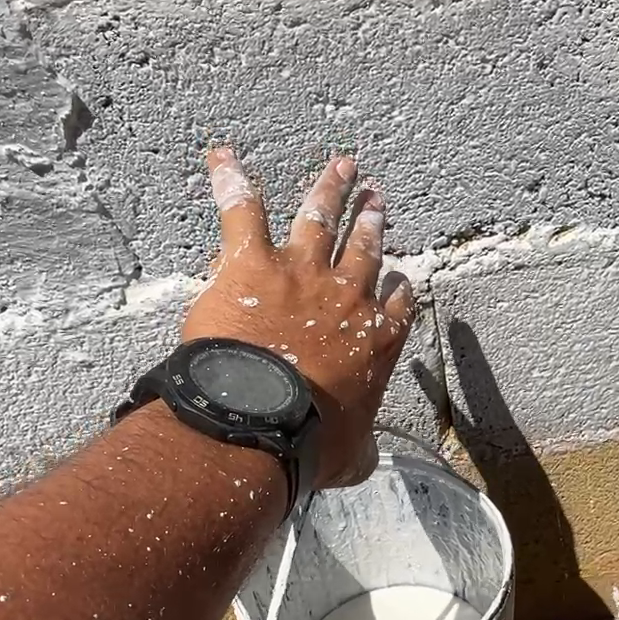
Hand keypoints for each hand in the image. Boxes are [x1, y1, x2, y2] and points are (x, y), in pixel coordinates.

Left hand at [182, 148, 414, 488]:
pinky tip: (221, 154)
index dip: (396, 286)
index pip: (395, 303)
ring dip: (331, 189)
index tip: (397, 274)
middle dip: (372, 221)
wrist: (266, 419)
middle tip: (377, 198)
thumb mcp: (350, 457)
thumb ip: (360, 452)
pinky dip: (230, 181)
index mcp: (374, 340)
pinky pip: (243, 211)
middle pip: (366, 249)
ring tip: (341, 164)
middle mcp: (347, 297)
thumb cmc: (311, 441)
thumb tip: (364, 464)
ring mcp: (304, 274)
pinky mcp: (255, 263)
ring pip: (322, 218)